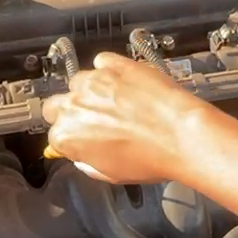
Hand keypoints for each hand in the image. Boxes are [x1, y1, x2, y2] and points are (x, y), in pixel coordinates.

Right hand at [41, 51, 219, 183]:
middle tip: (94, 120)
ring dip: (90, 91)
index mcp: (67, 135)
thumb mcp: (112, 174)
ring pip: (79, 82)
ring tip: (116, 101)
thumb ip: (88, 162)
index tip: (85, 140)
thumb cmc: (149, 159)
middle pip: (56, 105)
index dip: (71, 138)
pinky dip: (109, 70)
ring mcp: (93, 80)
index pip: (56, 135)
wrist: (181, 133)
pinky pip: (102, 62)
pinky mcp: (114, 63)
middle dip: (70, 112)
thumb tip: (84, 155)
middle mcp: (73, 104)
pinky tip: (126, 83)